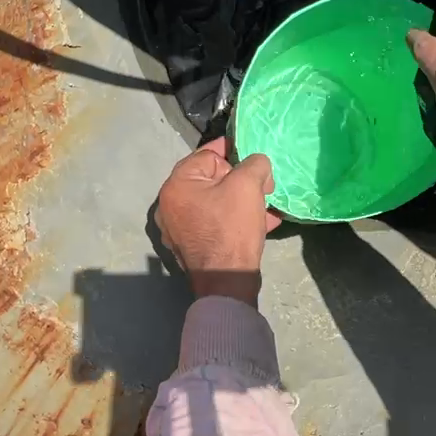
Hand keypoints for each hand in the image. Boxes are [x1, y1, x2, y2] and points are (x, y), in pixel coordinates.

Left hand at [154, 139, 281, 304]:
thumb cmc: (232, 228)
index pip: (208, 155)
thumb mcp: (248, 185)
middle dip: (240, 181)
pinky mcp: (190, 247)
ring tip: (266, 205)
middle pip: (211, 180)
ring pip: (215, 203)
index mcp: (176, 185)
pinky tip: (261, 223)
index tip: (254, 161)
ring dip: (241, 201)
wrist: (226, 280)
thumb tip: (258, 164)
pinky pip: (215, 223)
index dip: (234, 155)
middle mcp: (170, 205)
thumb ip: (255, 163)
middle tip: (263, 186)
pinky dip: (235, 220)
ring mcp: (178, 228)